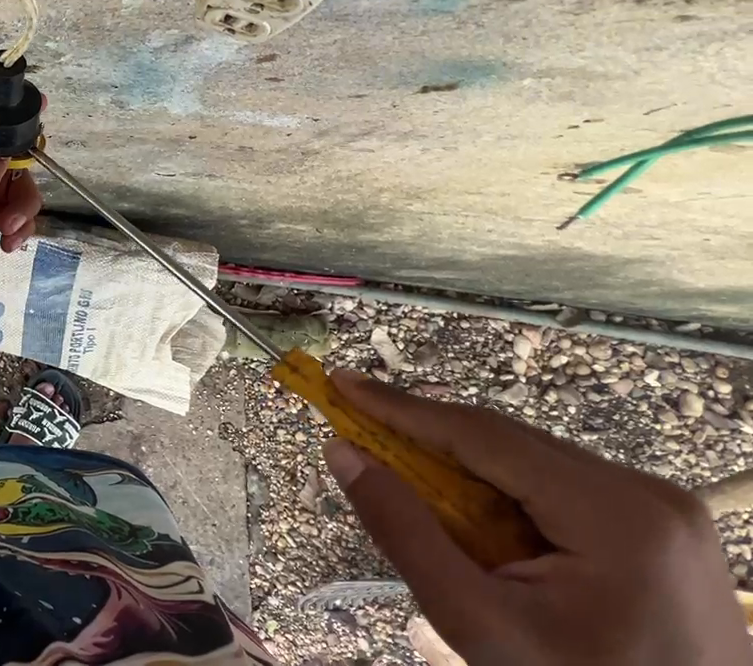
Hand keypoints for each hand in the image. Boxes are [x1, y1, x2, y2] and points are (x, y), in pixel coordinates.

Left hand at [0, 107, 41, 300]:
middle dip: (17, 184)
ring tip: (8, 234)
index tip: (35, 112)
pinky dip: (18, 224)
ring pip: (12, 181)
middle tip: (12, 216)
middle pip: (1, 153)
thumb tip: (0, 147)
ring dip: (20, 208)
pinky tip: (8, 245)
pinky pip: (13, 204)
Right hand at [325, 371, 752, 665]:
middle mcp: (648, 495)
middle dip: (426, 438)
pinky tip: (470, 513)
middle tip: (356, 429)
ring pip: (527, 458)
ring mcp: (662, 508)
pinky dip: (498, 487)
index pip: (484, 436)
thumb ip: (404, 532)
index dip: (402, 407)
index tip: (339, 381)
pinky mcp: (659, 525)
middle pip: (507, 443)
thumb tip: (341, 452)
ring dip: (460, 465)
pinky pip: (554, 482)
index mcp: (617, 516)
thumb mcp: (477, 621)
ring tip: (406, 479)